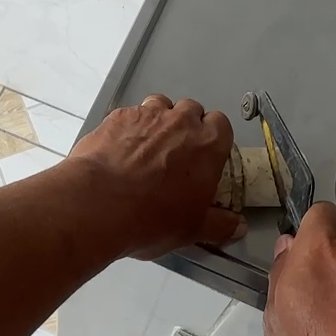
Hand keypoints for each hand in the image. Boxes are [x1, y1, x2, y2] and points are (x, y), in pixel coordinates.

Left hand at [64, 94, 242, 258]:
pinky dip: (129, 127)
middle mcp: (180, 121)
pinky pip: (130, 114)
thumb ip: (220, 224)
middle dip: (186, 126)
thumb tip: (236, 226)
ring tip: (148, 148)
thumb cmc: (150, 215)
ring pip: (160, 106)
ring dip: (158, 121)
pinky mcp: (118, 116)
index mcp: (207, 144)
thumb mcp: (194, 229)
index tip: (206, 155)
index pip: (221, 126)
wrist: (100, 203)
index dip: (213, 138)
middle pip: (191, 110)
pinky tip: (121, 149)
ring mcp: (147, 115)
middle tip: (177, 154)